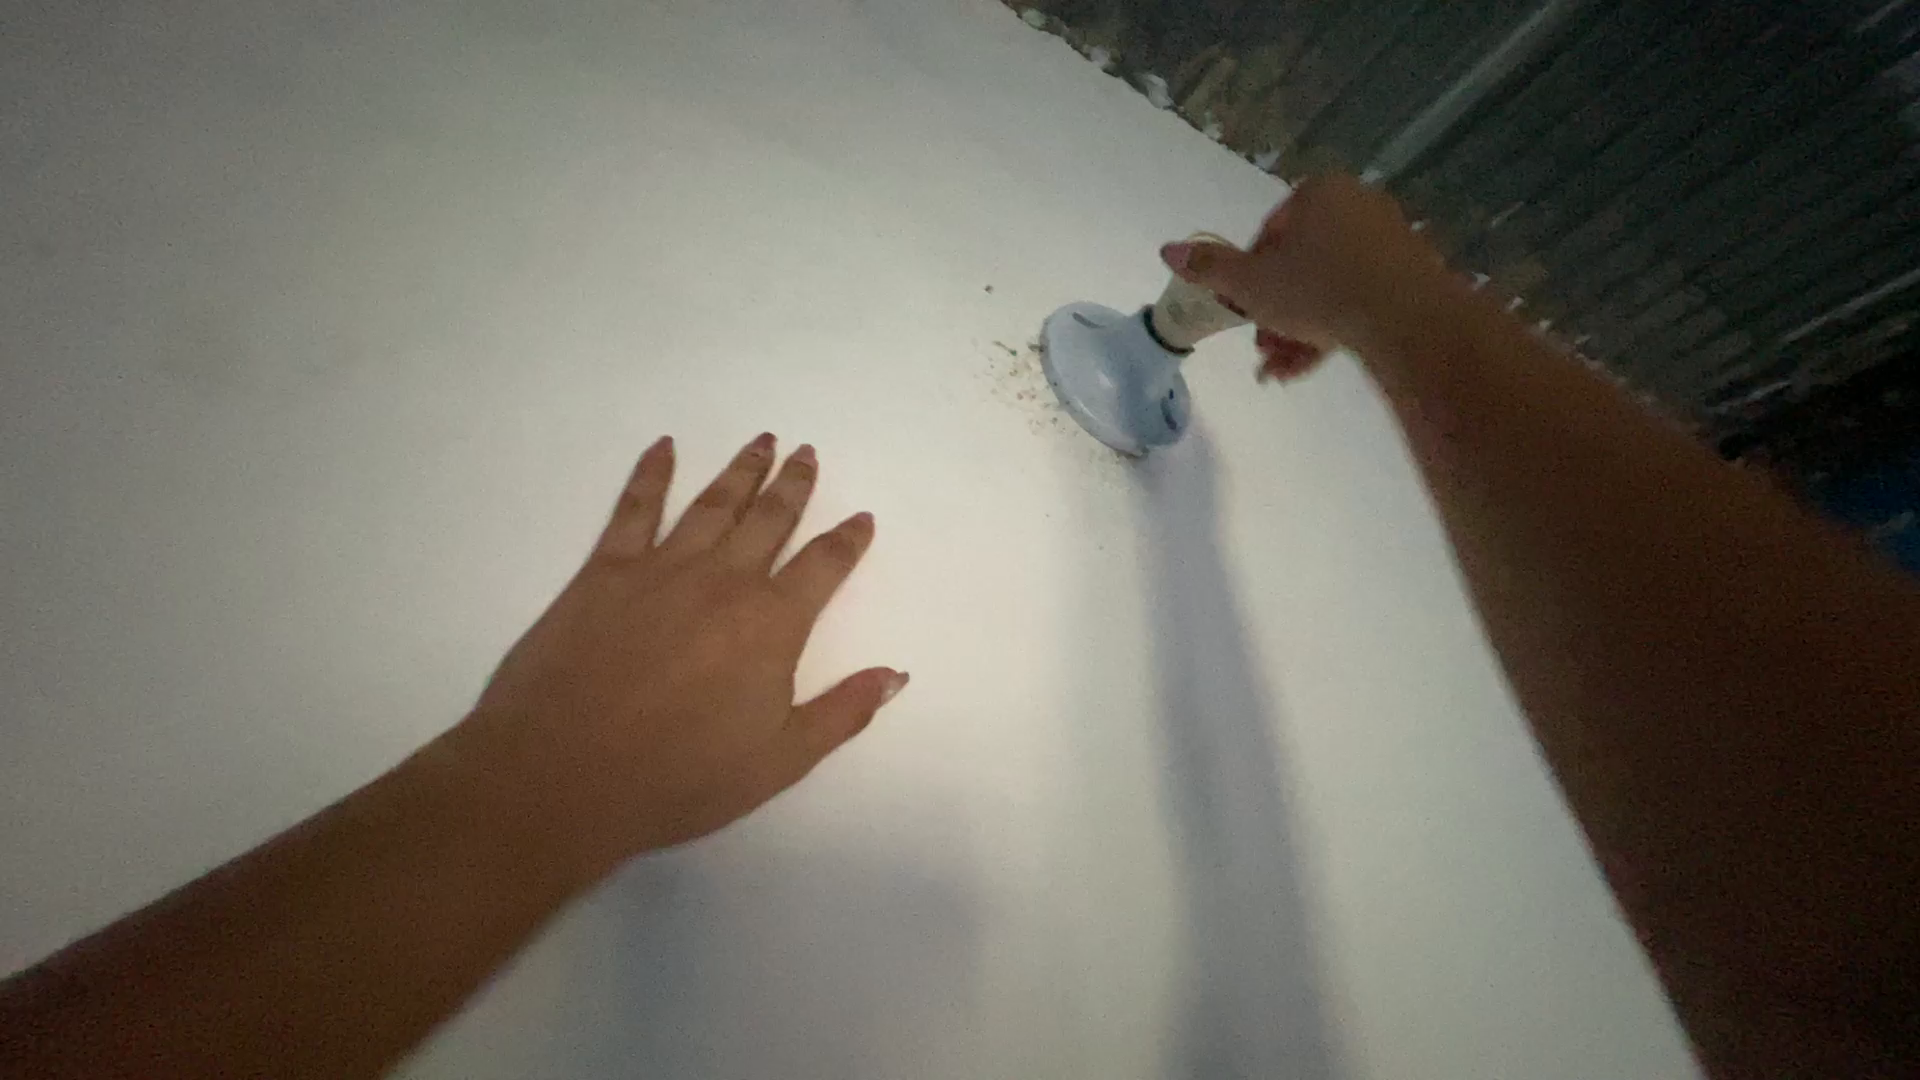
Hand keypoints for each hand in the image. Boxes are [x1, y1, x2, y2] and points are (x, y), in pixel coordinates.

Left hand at [461, 433, 904, 876]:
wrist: (561, 775)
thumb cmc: (681, 775)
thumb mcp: (781, 760)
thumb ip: (844, 712)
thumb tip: (897, 674)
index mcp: (772, 623)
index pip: (824, 566)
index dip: (847, 540)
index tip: (861, 517)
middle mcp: (726, 580)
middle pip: (771, 519)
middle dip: (794, 484)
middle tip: (807, 452)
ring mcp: (664, 568)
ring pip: (714, 504)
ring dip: (742, 469)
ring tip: (762, 440)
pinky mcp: (606, 570)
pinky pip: (635, 508)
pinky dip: (652, 473)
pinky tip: (665, 447)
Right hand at [1159, 172, 1451, 382]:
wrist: (1403, 317)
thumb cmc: (1315, 290)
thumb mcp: (1248, 284)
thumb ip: (1208, 267)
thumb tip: (1166, 249)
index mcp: (1316, 194)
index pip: (1267, 235)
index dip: (1248, 277)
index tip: (1243, 309)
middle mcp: (1355, 205)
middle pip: (1296, 264)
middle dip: (1272, 311)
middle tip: (1260, 344)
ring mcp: (1386, 239)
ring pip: (1324, 287)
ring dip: (1294, 329)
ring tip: (1278, 368)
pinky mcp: (1407, 273)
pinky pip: (1355, 298)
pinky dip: (1328, 329)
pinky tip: (1304, 367)